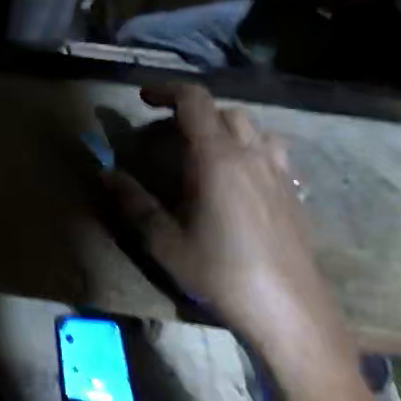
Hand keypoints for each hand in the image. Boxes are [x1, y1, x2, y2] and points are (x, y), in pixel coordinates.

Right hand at [108, 84, 349, 359]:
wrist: (288, 309)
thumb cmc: (220, 274)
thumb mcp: (165, 242)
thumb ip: (134, 203)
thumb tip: (106, 174)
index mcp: (217, 158)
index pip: (194, 101)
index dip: (166, 91)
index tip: (143, 99)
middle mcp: (251, 154)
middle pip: (224, 111)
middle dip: (193, 113)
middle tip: (167, 136)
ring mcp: (278, 172)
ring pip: (253, 129)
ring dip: (225, 129)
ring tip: (204, 152)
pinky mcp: (293, 192)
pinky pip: (271, 152)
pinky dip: (249, 149)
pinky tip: (239, 179)